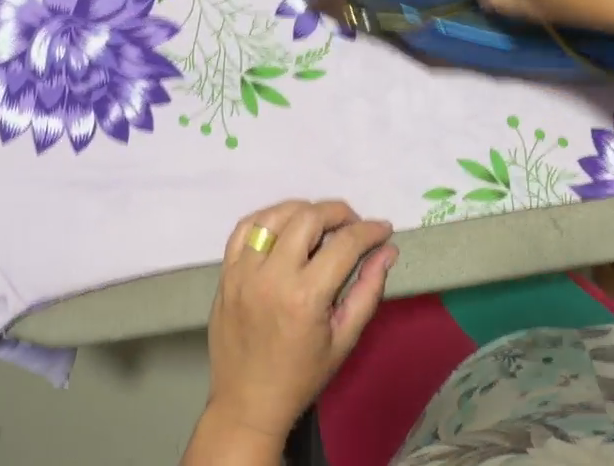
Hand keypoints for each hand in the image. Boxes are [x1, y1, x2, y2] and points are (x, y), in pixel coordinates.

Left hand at [201, 200, 397, 443]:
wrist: (247, 404)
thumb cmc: (302, 376)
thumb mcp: (344, 339)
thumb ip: (368, 290)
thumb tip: (387, 250)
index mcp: (305, 298)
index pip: (344, 244)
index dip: (369, 231)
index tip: (383, 230)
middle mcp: (271, 277)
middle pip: (308, 218)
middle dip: (338, 212)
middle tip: (353, 225)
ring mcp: (242, 273)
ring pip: (274, 215)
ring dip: (303, 210)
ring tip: (320, 223)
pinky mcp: (226, 274)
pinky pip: (244, 228)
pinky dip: (267, 218)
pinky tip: (285, 226)